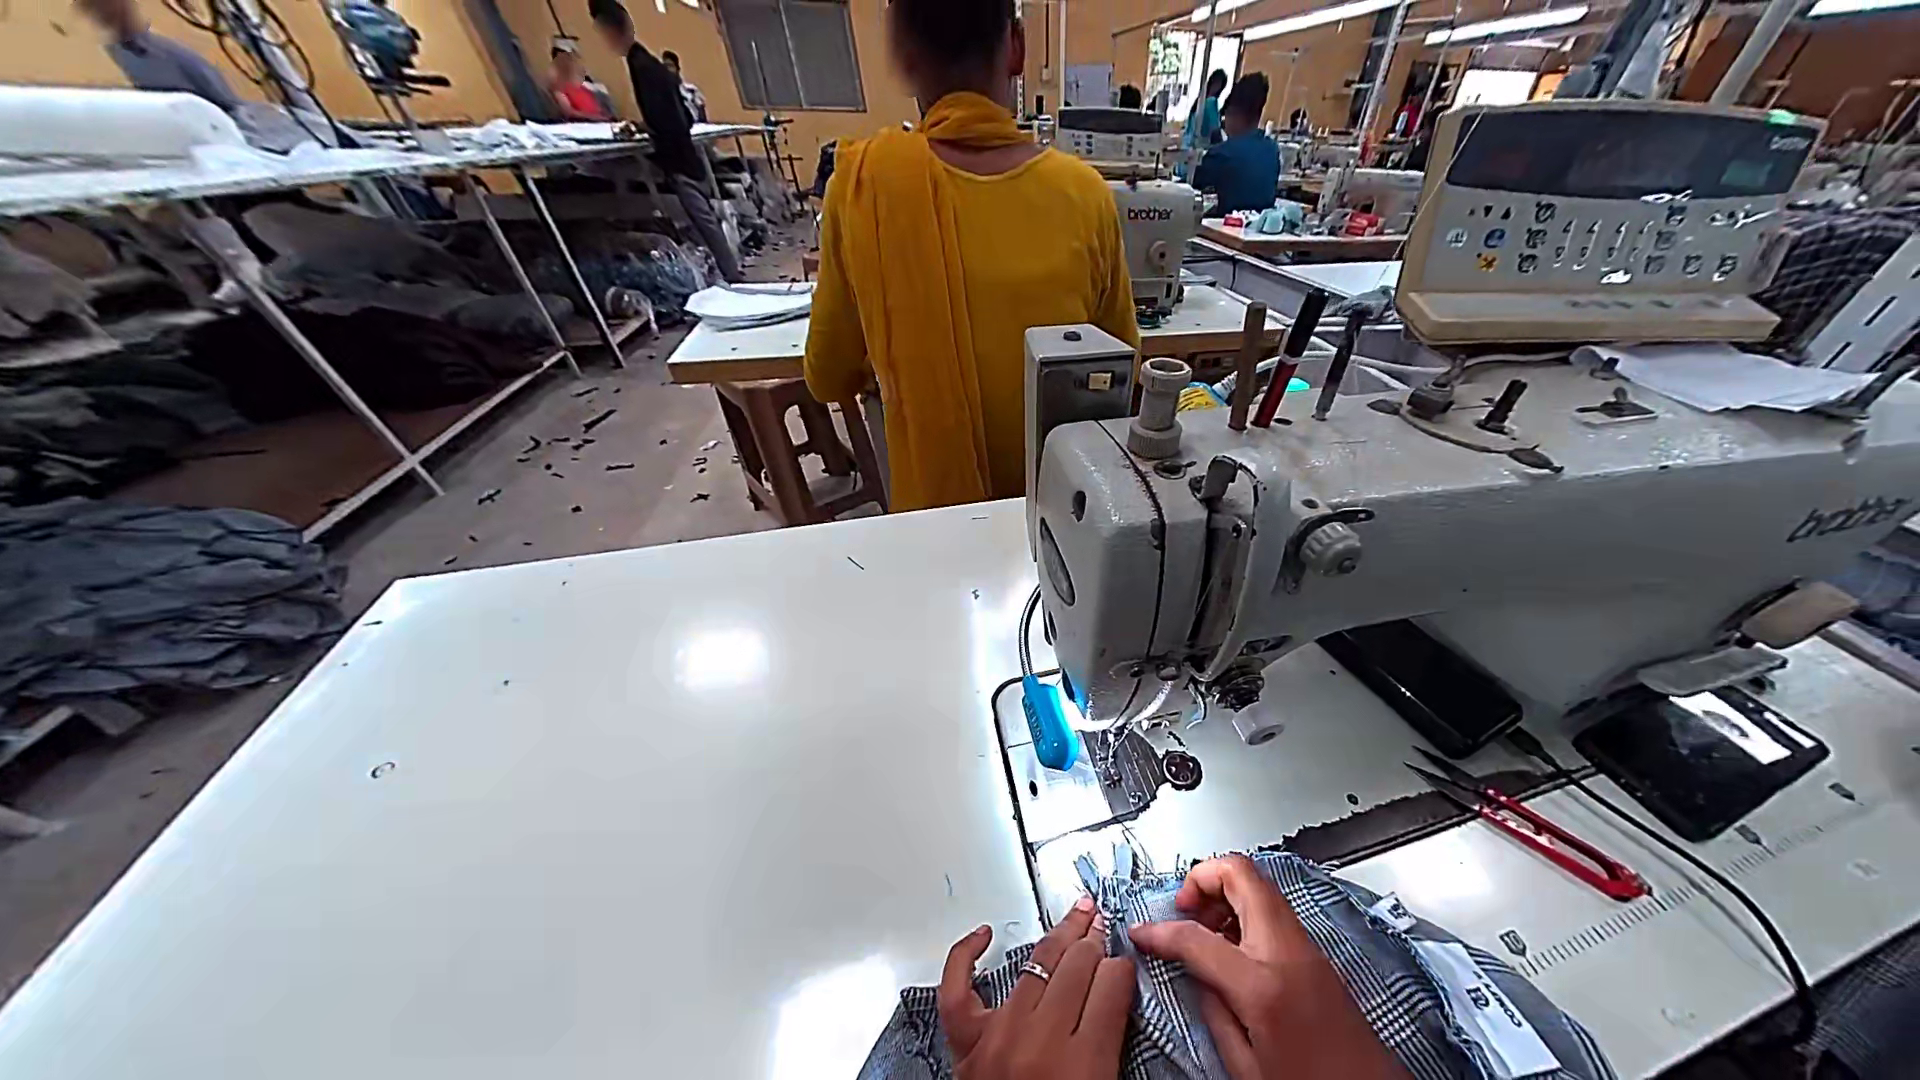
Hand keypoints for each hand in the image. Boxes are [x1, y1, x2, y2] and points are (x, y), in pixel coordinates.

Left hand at [938, 896, 1135, 1079]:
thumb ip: (1115, 1051)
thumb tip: (1117, 994)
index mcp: (1083, 1070)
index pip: (1111, 990)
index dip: (1122, 970)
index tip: (1124, 963)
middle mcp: (1039, 1044)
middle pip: (1076, 968)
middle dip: (1094, 944)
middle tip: (1102, 926)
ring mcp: (997, 1038)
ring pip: (1034, 964)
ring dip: (1058, 935)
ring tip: (1075, 915)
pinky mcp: (965, 1044)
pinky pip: (957, 986)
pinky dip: (967, 954)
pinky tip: (986, 933)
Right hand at [1128, 855, 1408, 1079]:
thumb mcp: (1246, 1066)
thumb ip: (1213, 1010)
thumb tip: (1197, 974)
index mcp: (1264, 984)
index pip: (1196, 936)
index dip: (1159, 931)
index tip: (1142, 932)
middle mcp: (1287, 950)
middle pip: (1238, 872)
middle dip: (1202, 877)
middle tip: (1184, 907)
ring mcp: (1306, 947)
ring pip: (1257, 883)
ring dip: (1223, 891)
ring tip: (1206, 926)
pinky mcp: (1316, 953)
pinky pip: (1270, 908)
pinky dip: (1242, 909)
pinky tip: (1232, 945)